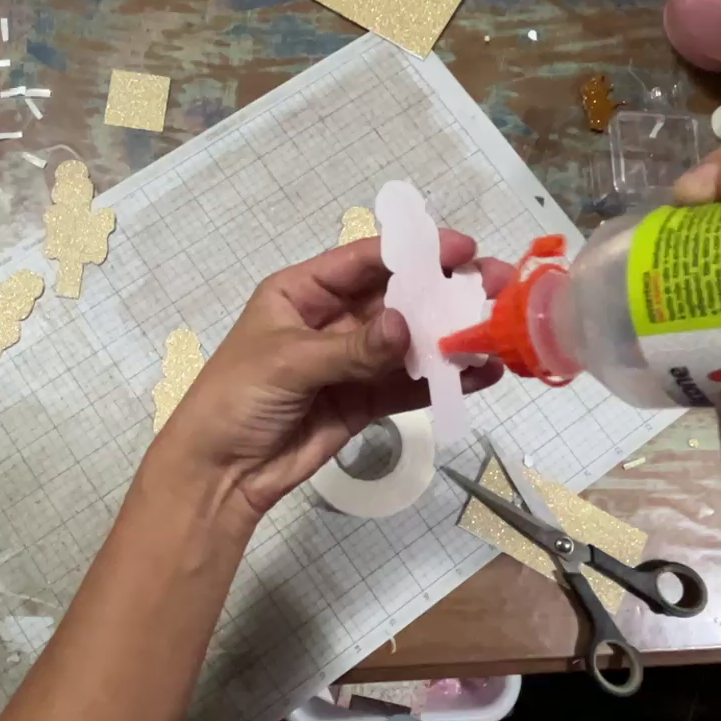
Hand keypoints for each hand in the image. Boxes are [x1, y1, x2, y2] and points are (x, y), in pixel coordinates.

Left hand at [155, 232, 513, 517]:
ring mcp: (350, 361)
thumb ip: (350, 347)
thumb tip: (405, 325)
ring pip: (408, 342)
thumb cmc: (237, 399)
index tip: (461, 248)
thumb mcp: (287, 363)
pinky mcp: (364, 400)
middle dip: (444, 292)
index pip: (363, 261)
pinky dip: (441, 380)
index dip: (412, 252)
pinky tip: (481, 374)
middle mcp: (330, 320)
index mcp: (301, 292)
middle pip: (395, 298)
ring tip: (500, 331)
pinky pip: (407, 384)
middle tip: (497, 286)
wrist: (221, 472)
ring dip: (450, 336)